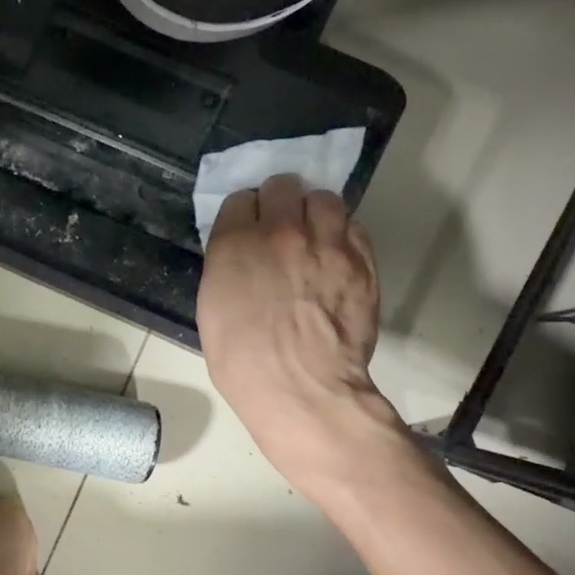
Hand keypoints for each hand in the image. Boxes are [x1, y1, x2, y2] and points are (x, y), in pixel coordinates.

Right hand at [197, 174, 393, 482]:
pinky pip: (353, 227)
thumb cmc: (242, 358)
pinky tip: (334, 256)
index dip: (243, 215)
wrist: (302, 388)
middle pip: (283, 186)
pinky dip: (342, 234)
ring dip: (315, 211)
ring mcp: (327, 242)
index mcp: (235, 242)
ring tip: (313, 234)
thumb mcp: (212, 305)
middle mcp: (281, 231)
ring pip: (324, 198)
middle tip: (278, 226)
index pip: (240, 199)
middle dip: (278, 201)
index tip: (245, 230)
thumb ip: (228, 265)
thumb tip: (242, 253)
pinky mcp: (362, 260)